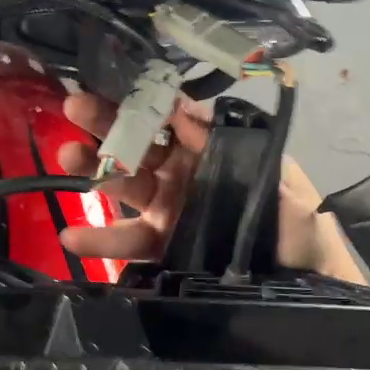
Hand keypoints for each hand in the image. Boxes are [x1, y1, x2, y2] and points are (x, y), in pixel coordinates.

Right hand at [55, 91, 365, 282]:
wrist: (305, 283)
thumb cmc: (297, 222)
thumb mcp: (278, 177)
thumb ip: (235, 146)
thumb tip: (187, 112)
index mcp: (207, 149)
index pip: (167, 119)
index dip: (140, 102)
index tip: (112, 86)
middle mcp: (179, 173)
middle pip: (136, 144)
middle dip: (104, 124)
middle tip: (74, 105)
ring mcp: (165, 209)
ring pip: (122, 184)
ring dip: (92, 169)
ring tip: (65, 156)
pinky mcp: (160, 246)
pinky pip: (125, 239)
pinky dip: (97, 237)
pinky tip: (70, 235)